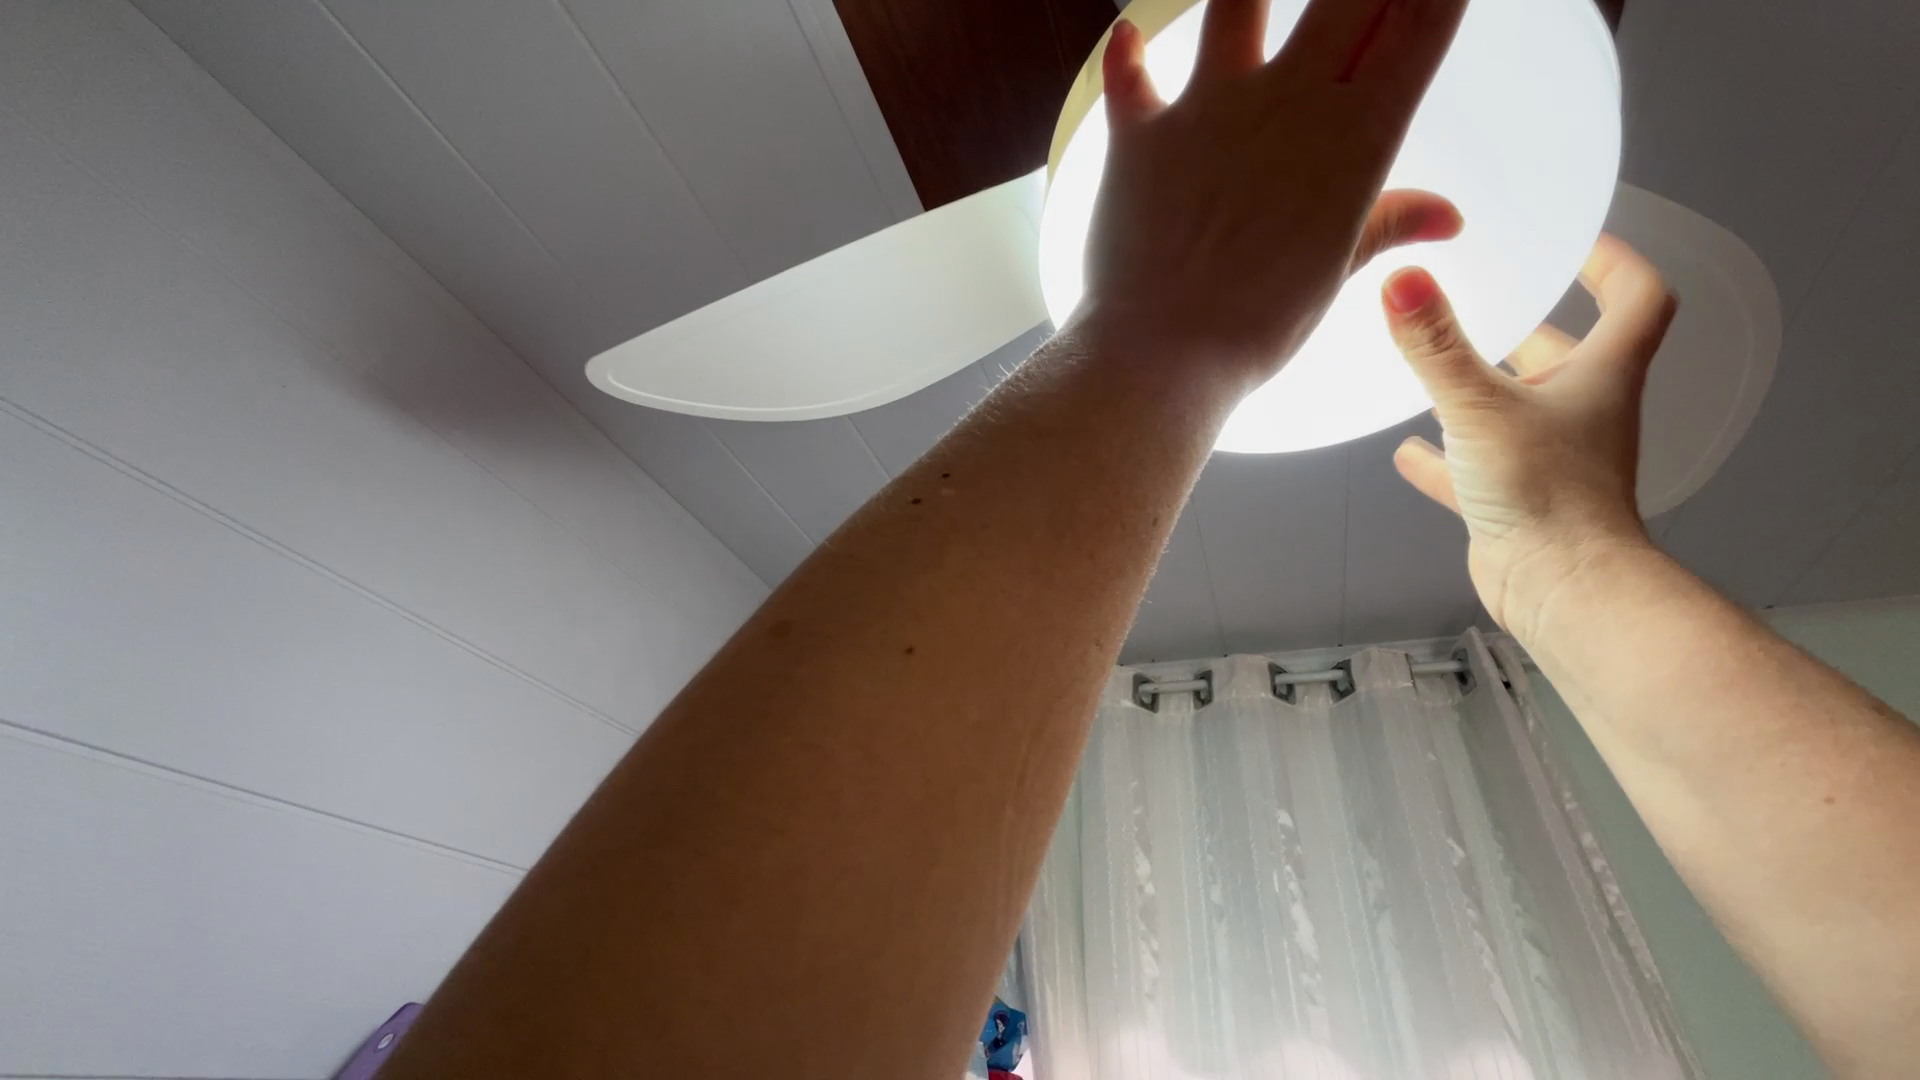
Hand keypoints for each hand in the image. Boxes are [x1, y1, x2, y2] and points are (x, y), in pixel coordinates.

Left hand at [1080, 0, 1470, 380]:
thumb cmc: (1258, 327)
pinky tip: (1125, 37)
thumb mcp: (1334, 272)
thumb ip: (1386, 224)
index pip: (1420, 16)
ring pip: (1236, 0)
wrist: (1164, 355)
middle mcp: (1289, 102)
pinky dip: (1125, 56)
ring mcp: (1208, 112)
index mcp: (1357, 135)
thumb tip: (1448, 217)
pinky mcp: (1139, 137)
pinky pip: (1127, 78)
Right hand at [1381, 236, 1678, 640]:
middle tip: (1476, 304)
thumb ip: (1436, 346)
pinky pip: (1473, 465)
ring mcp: (1546, 458)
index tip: (1575, 246)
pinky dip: (1444, 455)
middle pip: (1560, 355)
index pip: (1634, 299)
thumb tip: (1401, 280)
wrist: (1556, 582)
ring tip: (1432, 370)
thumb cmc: (1543, 489)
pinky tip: (1407, 450)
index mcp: (1600, 376)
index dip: (1613, 264)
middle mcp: (1580, 412)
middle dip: (1522, 328)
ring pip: (1513, 410)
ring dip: (1477, 390)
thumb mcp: (1480, 405)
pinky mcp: (1513, 497)